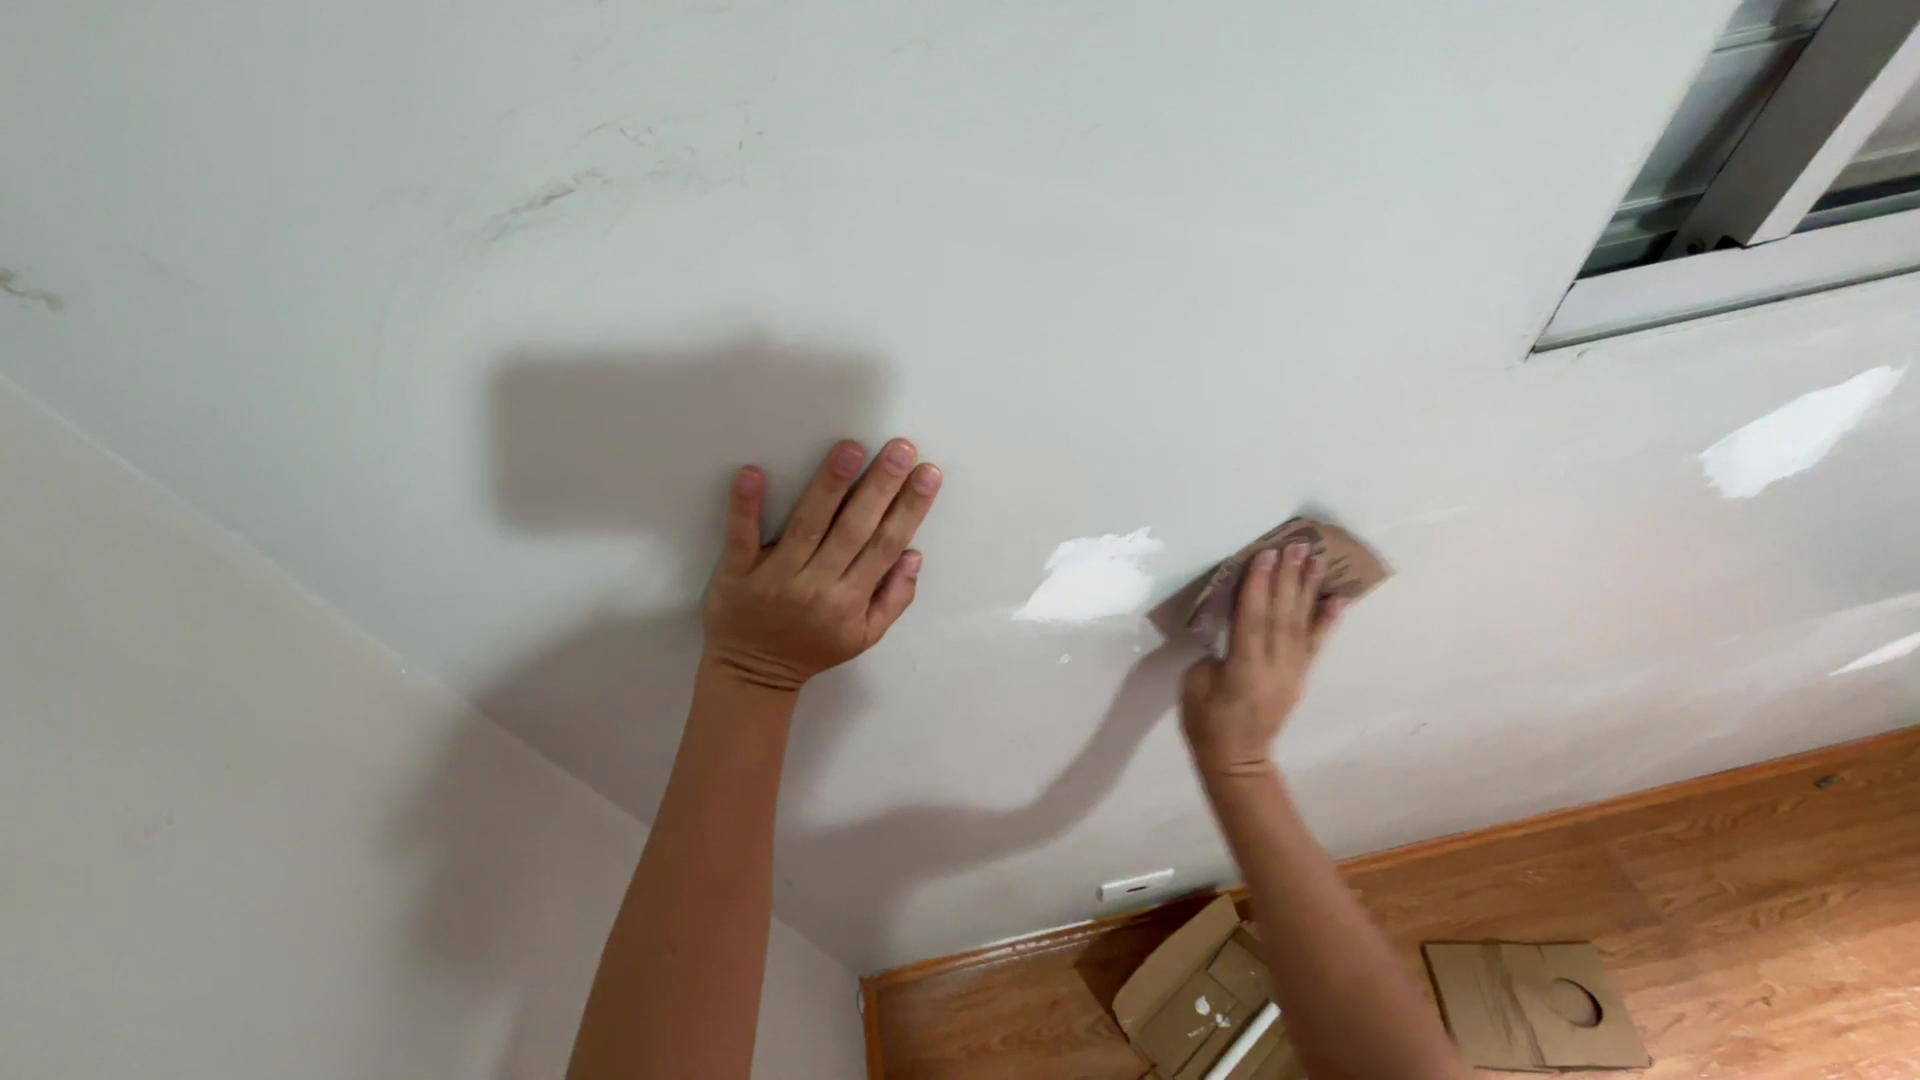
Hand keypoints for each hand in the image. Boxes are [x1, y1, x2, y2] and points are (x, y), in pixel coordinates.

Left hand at [702, 438, 941, 692]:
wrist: (751, 674)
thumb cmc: (812, 650)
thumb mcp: (864, 637)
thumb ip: (895, 598)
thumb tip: (913, 555)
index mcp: (850, 600)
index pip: (885, 545)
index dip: (909, 509)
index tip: (928, 474)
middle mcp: (817, 586)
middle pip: (854, 529)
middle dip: (880, 487)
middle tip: (900, 448)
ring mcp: (776, 578)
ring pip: (808, 526)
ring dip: (829, 486)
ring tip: (850, 449)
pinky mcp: (736, 573)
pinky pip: (742, 537)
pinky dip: (746, 506)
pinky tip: (753, 473)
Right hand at [1181, 543, 1343, 777]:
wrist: (1236, 758)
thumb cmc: (1205, 721)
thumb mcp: (1197, 684)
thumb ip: (1217, 651)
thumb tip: (1233, 627)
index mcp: (1244, 669)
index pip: (1253, 618)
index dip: (1259, 584)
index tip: (1266, 553)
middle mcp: (1274, 666)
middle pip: (1282, 614)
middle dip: (1288, 576)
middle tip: (1297, 544)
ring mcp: (1292, 671)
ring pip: (1301, 623)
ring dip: (1308, 588)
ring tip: (1317, 558)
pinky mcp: (1300, 676)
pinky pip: (1316, 644)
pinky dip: (1327, 620)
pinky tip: (1337, 598)